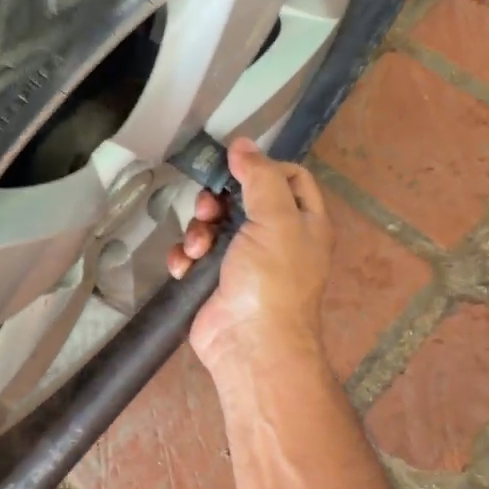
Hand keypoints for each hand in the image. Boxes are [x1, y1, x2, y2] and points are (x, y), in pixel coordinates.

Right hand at [166, 138, 333, 375]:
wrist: (250, 345)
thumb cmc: (272, 279)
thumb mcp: (276, 219)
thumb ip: (260, 177)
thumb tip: (243, 143)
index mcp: (304, 222)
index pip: (291, 176)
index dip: (264, 167)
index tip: (236, 167)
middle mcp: (276, 238)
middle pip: (242, 197)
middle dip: (218, 200)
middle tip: (209, 209)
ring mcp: (243, 260)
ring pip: (212, 223)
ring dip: (198, 230)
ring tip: (197, 248)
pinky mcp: (213, 279)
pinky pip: (194, 253)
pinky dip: (186, 257)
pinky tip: (185, 267)